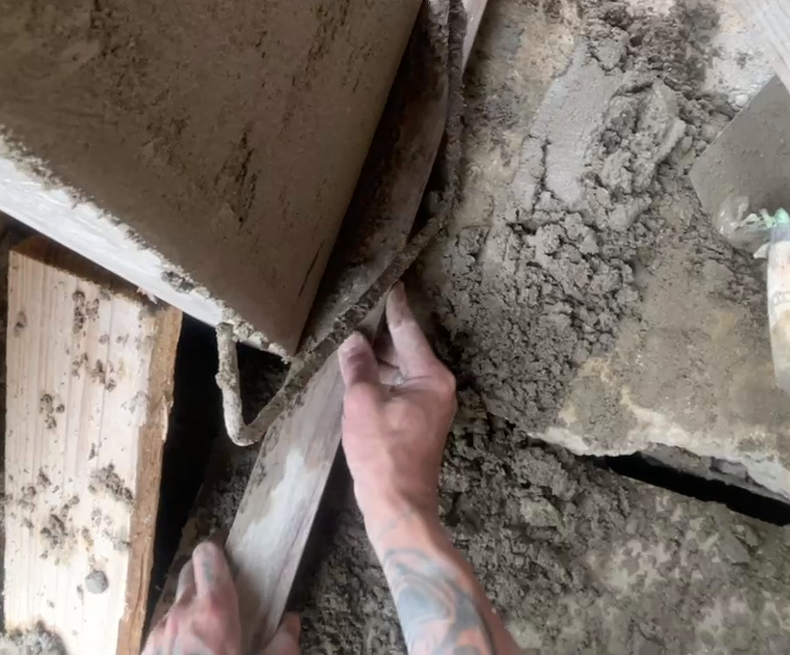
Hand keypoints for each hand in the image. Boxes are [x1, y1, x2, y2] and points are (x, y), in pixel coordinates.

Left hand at [141, 541, 298, 654]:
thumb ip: (283, 645)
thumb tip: (291, 623)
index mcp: (213, 609)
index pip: (207, 553)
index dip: (217, 551)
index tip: (228, 558)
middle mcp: (182, 614)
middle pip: (188, 573)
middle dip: (203, 578)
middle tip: (221, 597)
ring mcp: (159, 635)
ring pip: (174, 605)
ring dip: (189, 611)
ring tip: (206, 637)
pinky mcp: (145, 654)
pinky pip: (161, 633)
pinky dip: (174, 637)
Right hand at [339, 283, 456, 534]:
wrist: (398, 506)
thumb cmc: (383, 453)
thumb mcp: (363, 402)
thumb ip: (358, 366)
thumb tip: (352, 340)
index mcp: (431, 377)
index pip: (408, 331)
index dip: (395, 306)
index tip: (391, 283)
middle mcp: (437, 387)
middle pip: (405, 348)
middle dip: (381, 332)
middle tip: (358, 309)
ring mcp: (430, 405)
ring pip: (401, 368)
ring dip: (378, 356)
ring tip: (352, 336)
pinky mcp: (418, 420)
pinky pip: (399, 386)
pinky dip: (381, 376)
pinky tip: (359, 370)